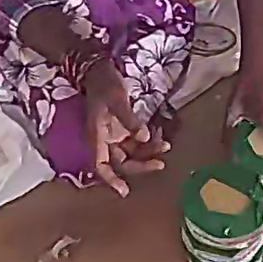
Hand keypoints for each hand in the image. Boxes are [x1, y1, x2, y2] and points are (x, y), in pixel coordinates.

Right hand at [83, 59, 166, 195]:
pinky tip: (160, 136)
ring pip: (132, 154)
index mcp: (97, 136)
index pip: (100, 165)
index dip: (110, 180)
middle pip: (121, 163)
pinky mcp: (123, 130)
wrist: (100, 70)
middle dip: (141, 166)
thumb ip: (129, 120)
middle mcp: (105, 140)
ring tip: (165, 145)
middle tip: (160, 163)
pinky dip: (149, 142)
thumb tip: (143, 138)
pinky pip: (137, 143)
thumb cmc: (105, 84)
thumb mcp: (117, 100)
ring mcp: (115, 136)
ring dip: (148, 153)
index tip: (124, 191)